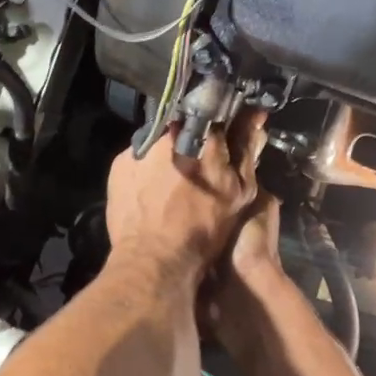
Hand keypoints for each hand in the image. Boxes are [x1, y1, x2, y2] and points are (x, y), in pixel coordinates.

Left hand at [106, 109, 268, 284]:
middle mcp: (168, 132)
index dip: (220, 128)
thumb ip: (247, 149)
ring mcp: (140, 147)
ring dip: (168, 154)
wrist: (153, 261)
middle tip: (196, 168)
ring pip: (160, 142)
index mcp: (202, 134)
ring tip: (172, 182)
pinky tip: (152, 192)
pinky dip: (147, 169)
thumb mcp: (238, 192)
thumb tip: (256, 116)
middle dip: (192, 140)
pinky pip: (139, 158)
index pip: (215, 114)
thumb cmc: (203, 228)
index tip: (222, 143)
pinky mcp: (119, 165)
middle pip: (185, 126)